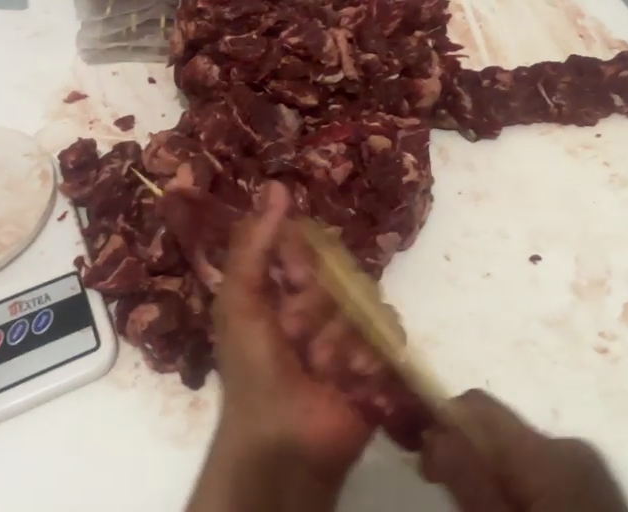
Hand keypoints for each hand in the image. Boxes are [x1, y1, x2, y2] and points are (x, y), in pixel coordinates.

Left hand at [213, 182, 375, 477]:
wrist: (283, 440)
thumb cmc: (252, 368)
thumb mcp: (239, 298)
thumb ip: (254, 242)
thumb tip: (277, 186)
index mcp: (283, 285)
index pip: (308, 244)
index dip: (303, 258)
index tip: (293, 278)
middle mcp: (318, 301)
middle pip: (340, 271)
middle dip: (318, 306)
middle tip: (296, 335)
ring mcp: (349, 329)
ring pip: (364, 301)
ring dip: (340, 337)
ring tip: (321, 367)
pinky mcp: (376, 358)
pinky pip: (387, 332)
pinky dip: (367, 356)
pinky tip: (349, 378)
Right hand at [419, 390, 627, 511]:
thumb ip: (467, 481)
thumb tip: (433, 428)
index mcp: (547, 453)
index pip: (475, 405)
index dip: (441, 427)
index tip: (426, 472)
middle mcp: (570, 446)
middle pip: (496, 430)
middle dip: (469, 460)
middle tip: (459, 509)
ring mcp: (591, 469)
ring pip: (518, 454)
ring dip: (494, 479)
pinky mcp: (599, 490)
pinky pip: (543, 473)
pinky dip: (522, 491)